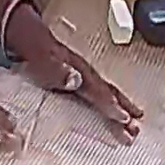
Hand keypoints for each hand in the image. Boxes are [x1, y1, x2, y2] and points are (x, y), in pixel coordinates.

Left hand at [5, 9, 143, 139]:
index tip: (124, 119)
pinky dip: (112, 106)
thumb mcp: (40, 57)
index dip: (111, 105)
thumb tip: (76, 80)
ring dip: (122, 111)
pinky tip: (118, 118)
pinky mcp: (80, 83)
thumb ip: (55, 69)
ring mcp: (84, 78)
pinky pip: (99, 96)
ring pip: (107, 95)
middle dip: (124, 112)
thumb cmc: (33, 49)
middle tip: (136, 130)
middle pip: (108, 93)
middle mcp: (84, 74)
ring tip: (135, 128)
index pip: (98, 90)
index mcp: (77, 69)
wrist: (28, 34)